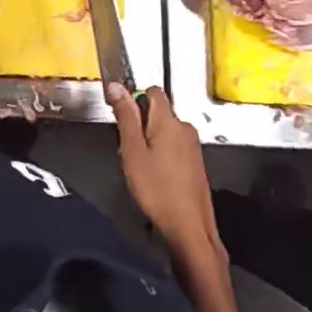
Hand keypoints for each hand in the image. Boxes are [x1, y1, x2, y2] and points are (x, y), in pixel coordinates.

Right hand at [109, 84, 220, 256]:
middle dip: (139, 123)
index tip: (120, 117)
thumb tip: (116, 86)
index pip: (153, 91)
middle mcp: (185, 127)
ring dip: (148, 139)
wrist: (188, 225)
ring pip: (164, 129)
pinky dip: (159, 152)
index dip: (134, 97)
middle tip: (126, 148)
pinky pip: (172, 144)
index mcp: (169, 121)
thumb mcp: (132, 151)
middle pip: (157, 111)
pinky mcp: (195, 161)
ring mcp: (192, 145)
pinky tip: (153, 173)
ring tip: (138, 164)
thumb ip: (126, 116)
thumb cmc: (156, 188)